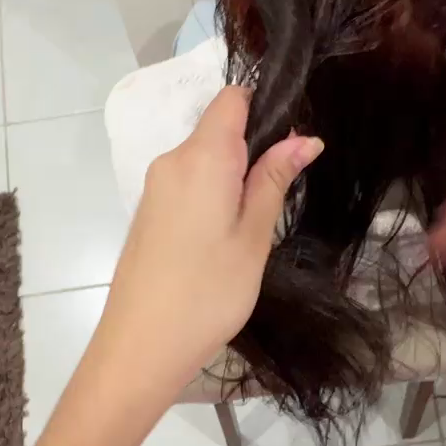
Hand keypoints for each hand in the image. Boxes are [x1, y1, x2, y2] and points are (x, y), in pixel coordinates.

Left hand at [87, 85, 322, 408]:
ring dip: (233, 180)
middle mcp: (170, 162)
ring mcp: (154, 189)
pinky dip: (211, 198)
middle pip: (218, 131)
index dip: (266, 110)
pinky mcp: (148, 215)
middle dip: (253, 152)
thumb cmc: (208, 294)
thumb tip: (304, 138)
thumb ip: (274, 181)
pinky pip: (187, 187)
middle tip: (280, 199)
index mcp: (200, 158)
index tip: (291, 147)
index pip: (232, 99)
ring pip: (203, 162)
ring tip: (252, 229)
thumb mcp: (253, 238)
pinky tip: (222, 242)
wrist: (141, 346)